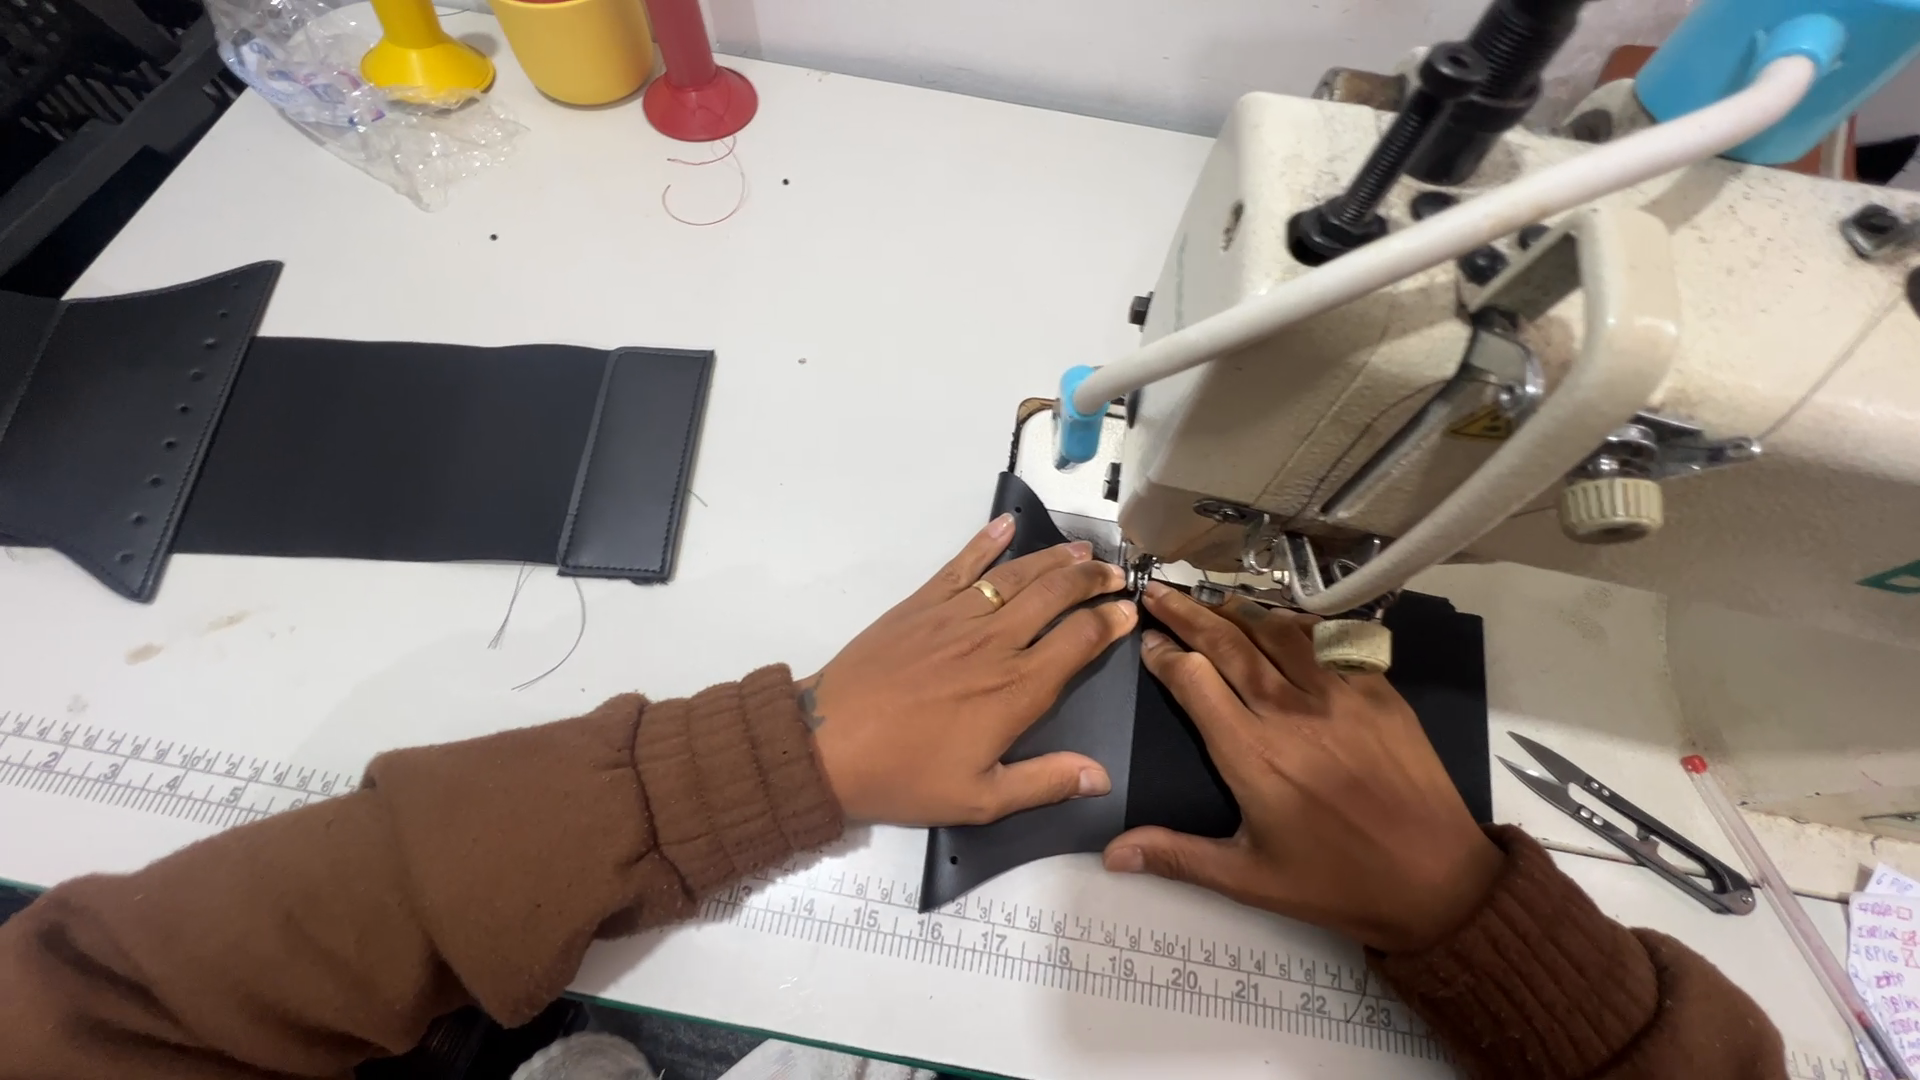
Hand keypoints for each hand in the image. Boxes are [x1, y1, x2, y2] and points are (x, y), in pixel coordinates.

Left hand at [805, 514, 1137, 826]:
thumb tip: (1101, 776)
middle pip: (1056, 595)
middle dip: (1092, 580)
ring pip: (1018, 575)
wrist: (830, 745)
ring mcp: (958, 615)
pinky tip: (1008, 525)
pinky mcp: (923, 603)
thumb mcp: (980, 798)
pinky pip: (963, 564)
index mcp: (1016, 688)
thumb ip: (1044, 782)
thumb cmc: (906, 775)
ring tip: (1081, 551)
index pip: (1079, 641)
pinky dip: (987, 541)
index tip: (1128, 613)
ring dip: (1054, 559)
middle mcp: (995, 641)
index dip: (1110, 622)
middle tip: (1114, 575)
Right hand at [1103, 583, 1501, 953]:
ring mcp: (1337, 694)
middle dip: (1184, 612)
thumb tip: (1111, 854)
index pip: (1192, 678)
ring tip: (1208, 598)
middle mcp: (1288, 711)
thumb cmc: (1336, 882)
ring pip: (1274, 630)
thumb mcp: (1249, 879)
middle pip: (1225, 642)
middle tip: (1158, 593)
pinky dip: (1295, 623)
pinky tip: (1279, 620)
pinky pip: (1328, 639)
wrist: (1441, 884)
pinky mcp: (1377, 689)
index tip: (1147, 642)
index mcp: (1250, 752)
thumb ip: (1176, 856)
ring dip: (1235, 610)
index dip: (1163, 654)